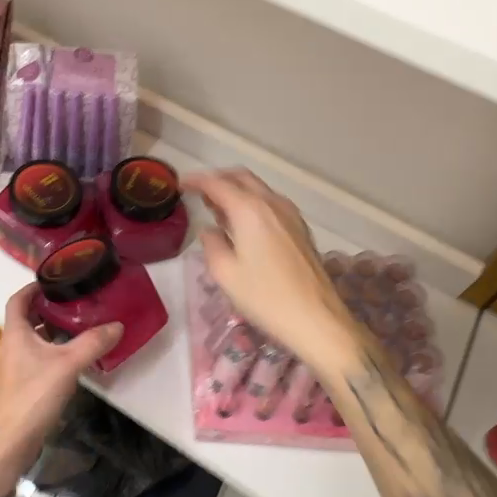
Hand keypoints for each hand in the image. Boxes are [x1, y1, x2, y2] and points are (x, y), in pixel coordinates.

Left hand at [0, 284, 121, 477]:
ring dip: (53, 331)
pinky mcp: (22, 384)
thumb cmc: (33, 395)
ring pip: (33, 339)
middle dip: (49, 308)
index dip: (33, 287)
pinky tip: (74, 358)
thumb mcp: (67, 365)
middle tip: (76, 302)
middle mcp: (11, 345)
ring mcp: (15, 366)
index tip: (55, 280)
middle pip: (27, 318)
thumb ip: (92, 343)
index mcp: (15, 333)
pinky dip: (53, 351)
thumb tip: (117, 325)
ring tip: (80, 326)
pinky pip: (38, 357)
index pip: (17, 299)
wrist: (12, 440)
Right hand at [185, 169, 359, 375]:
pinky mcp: (300, 228)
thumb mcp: (225, 273)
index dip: (196, 180)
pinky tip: (244, 225)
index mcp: (249, 210)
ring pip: (258, 188)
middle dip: (217, 179)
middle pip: (241, 177)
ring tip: (218, 210)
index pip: (217, 183)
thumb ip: (211, 244)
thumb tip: (209, 230)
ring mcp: (290, 214)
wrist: (316, 319)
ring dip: (236, 191)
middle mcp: (272, 203)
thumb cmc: (265, 297)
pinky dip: (252, 203)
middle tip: (198, 193)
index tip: (180, 184)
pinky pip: (271, 203)